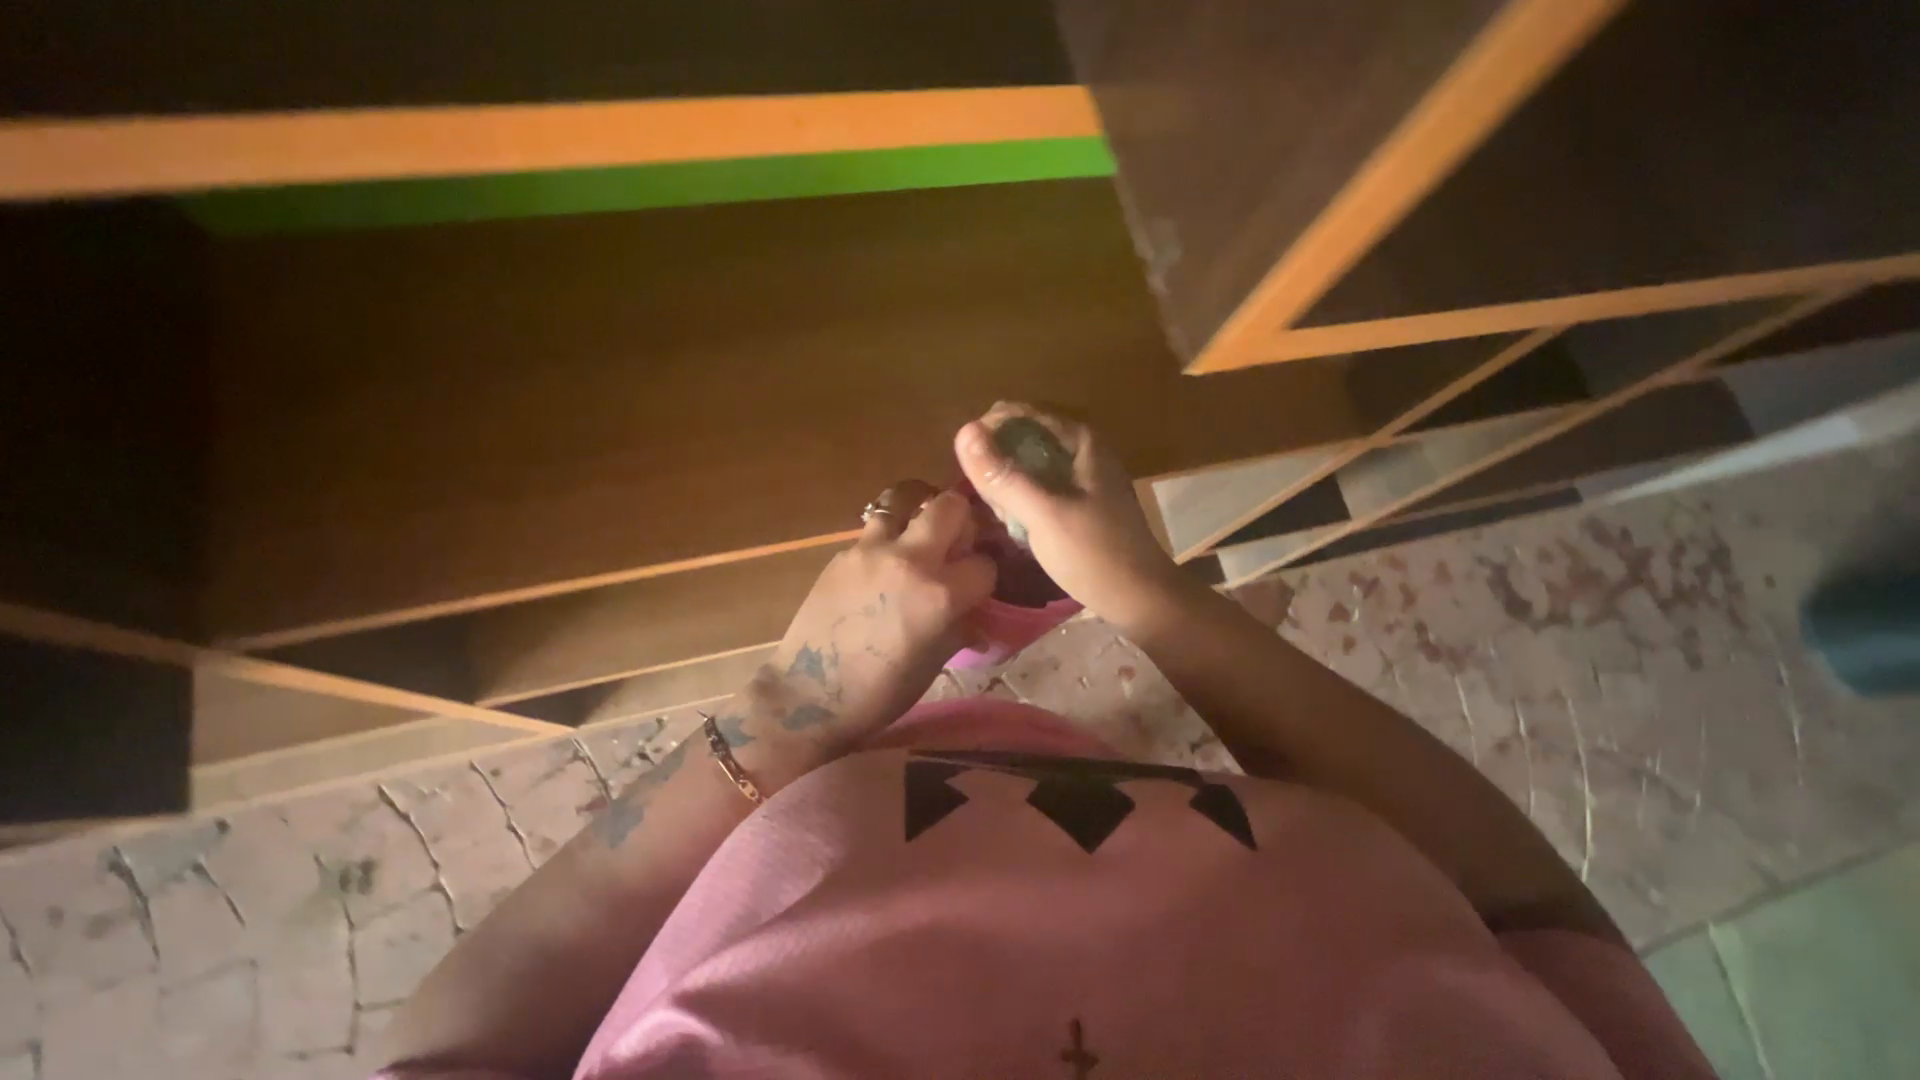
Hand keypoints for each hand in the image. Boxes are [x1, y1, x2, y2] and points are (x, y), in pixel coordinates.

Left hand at [758, 485, 995, 745]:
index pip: (984, 564)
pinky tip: (884, 564)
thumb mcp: (933, 664)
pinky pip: (873, 529)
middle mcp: (909, 560)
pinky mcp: (842, 554)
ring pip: (903, 499)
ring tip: (918, 533)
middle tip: (956, 542)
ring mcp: (871, 551)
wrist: (809, 696)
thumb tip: (975, 616)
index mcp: (940, 594)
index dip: (986, 576)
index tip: (978, 588)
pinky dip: (887, 537)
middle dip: (962, 520)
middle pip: (949, 505)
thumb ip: (959, 628)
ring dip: (918, 511)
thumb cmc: (880, 693)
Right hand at [954, 402, 1186, 630]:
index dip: (988, 430)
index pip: (1021, 413)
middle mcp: (1084, 449)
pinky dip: (1021, 496)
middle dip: (996, 458)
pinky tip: (1011, 521)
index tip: (965, 464)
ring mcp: (1084, 476)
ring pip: (1030, 462)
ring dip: (1007, 480)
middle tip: (980, 492)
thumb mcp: (1042, 515)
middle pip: (1025, 436)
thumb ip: (1002, 475)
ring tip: (995, 510)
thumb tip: (963, 431)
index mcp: (1081, 441)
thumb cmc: (1094, 555)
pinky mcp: (1082, 501)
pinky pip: (1040, 485)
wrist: (1140, 599)